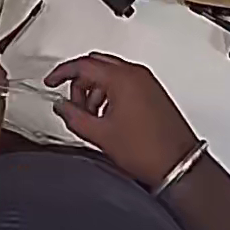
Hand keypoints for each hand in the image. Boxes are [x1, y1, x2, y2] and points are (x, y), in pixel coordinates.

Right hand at [45, 53, 199, 186]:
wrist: (178, 164)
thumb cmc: (148, 151)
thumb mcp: (101, 135)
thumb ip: (75, 117)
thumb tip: (62, 107)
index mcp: (121, 78)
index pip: (84, 64)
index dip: (62, 72)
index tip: (51, 81)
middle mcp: (135, 73)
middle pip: (96, 64)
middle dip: (79, 82)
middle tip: (72, 104)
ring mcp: (145, 80)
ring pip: (110, 73)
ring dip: (95, 90)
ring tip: (92, 118)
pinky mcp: (152, 90)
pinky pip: (123, 82)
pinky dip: (110, 93)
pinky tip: (107, 117)